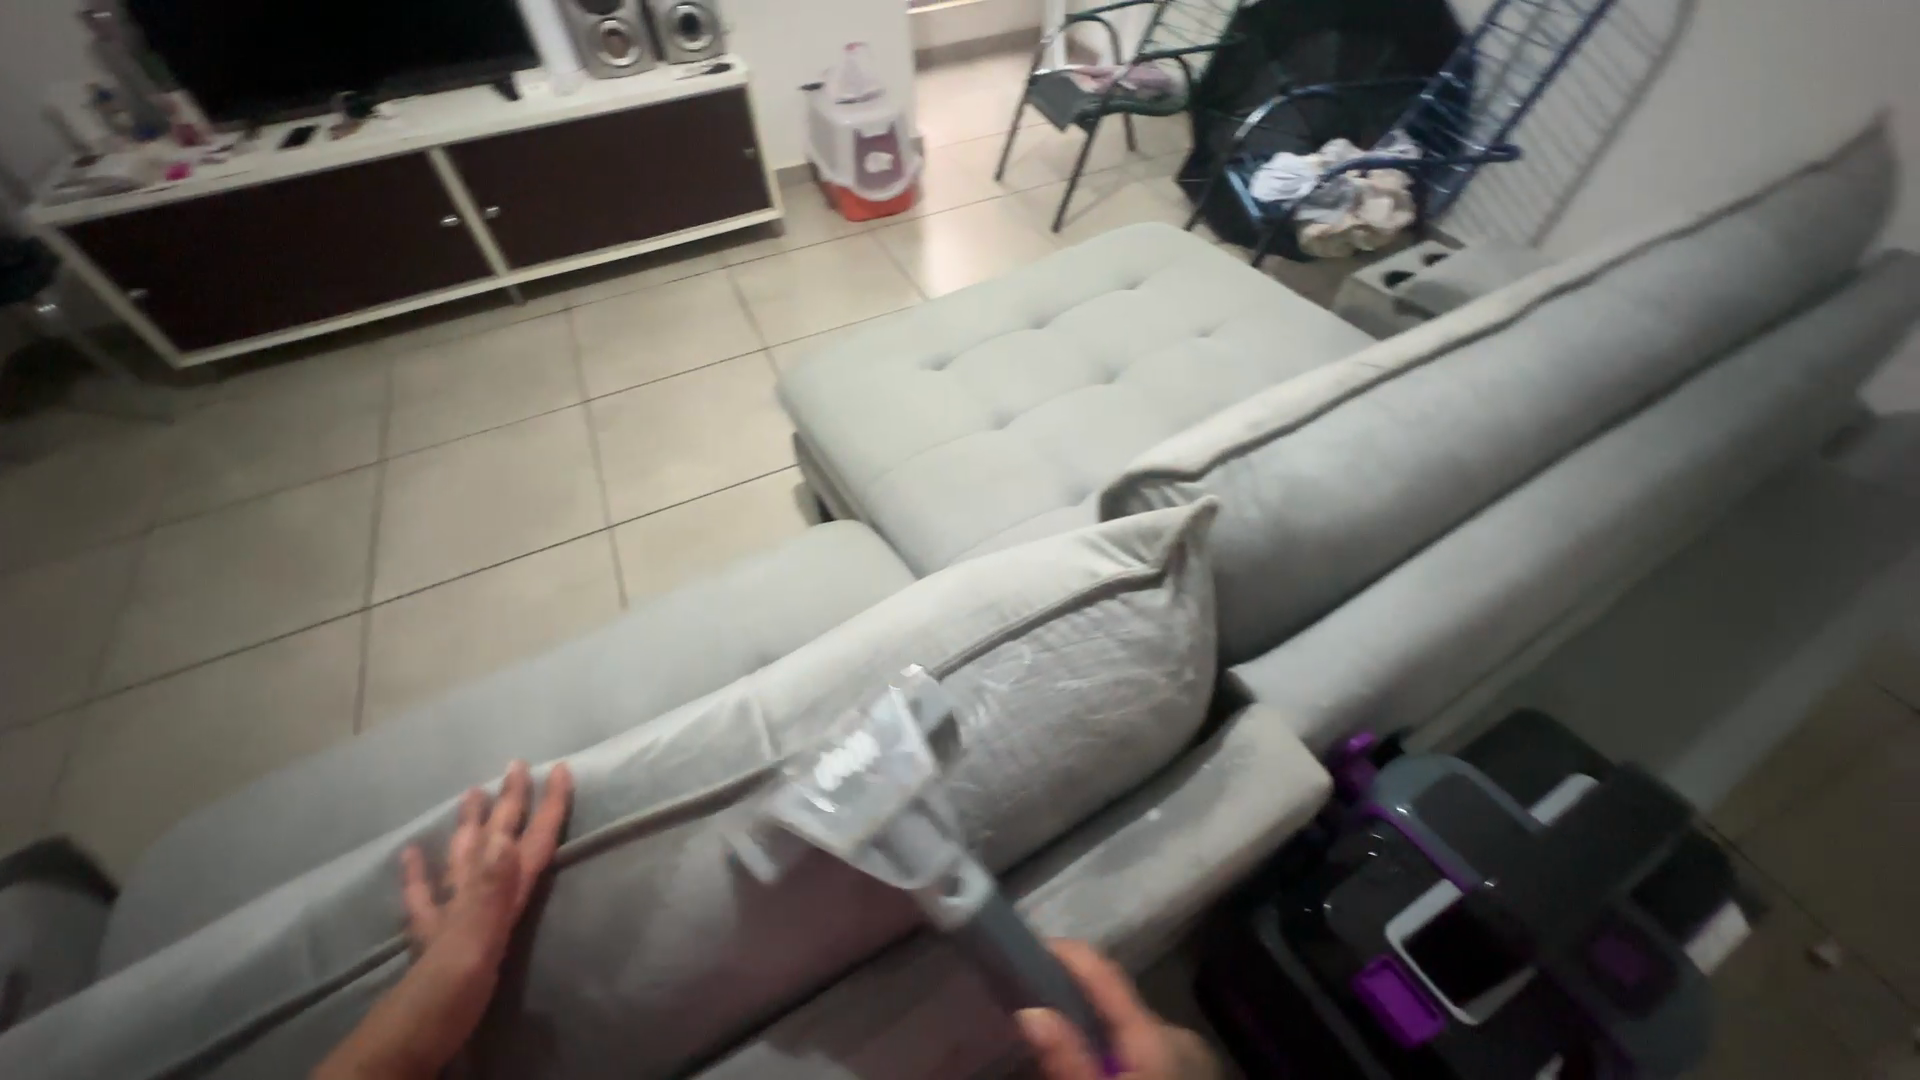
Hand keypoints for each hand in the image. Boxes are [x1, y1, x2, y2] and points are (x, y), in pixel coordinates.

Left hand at [313, 762, 572, 1079]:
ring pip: (460, 860)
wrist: (406, 1044)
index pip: (528, 844)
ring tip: (471, 794)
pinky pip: (421, 898)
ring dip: (469, 826)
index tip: (559, 770)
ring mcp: (448, 918)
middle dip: (508, 804)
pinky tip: (411, 853)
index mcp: (494, 898)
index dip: (546, 807)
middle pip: (494, 842)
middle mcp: (472, 899)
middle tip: (515, 766)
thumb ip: (491, 890)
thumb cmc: (451, 993)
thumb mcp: (478, 940)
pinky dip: (417, 872)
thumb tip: (504, 838)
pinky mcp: (432, 941)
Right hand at [1016, 941, 1219, 1079]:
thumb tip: (1030, 1010)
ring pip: (1126, 1029)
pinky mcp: (1189, 1077)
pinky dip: (1114, 1055)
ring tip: (1054, 1042)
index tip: (1027, 949)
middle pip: (1113, 1001)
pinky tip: (1092, 1071)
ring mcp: (1189, 1059)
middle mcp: (1176, 1035)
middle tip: (1028, 1009)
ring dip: (1091, 1031)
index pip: (1105, 972)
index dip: (1067, 954)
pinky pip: (1142, 1053)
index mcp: (1155, 1036)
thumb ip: (1066, 1062)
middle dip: (1072, 1000)